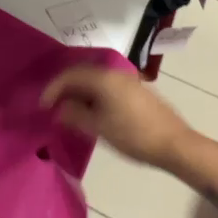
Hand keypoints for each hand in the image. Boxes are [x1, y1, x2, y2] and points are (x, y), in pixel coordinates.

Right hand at [42, 65, 196, 167]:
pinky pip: (107, 86)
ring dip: (80, 93)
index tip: (43, 106)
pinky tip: (93, 112)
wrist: (175, 145)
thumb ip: (74, 114)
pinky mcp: (137, 90)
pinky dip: (94, 96)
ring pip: (96, 81)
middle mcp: (115, 73)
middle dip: (65, 89)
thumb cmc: (133, 135)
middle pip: (82, 74)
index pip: (69, 75)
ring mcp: (128, 80)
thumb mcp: (98, 127)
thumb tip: (59, 109)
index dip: (53, 89)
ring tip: (71, 111)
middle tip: (54, 107)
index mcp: (103, 78)